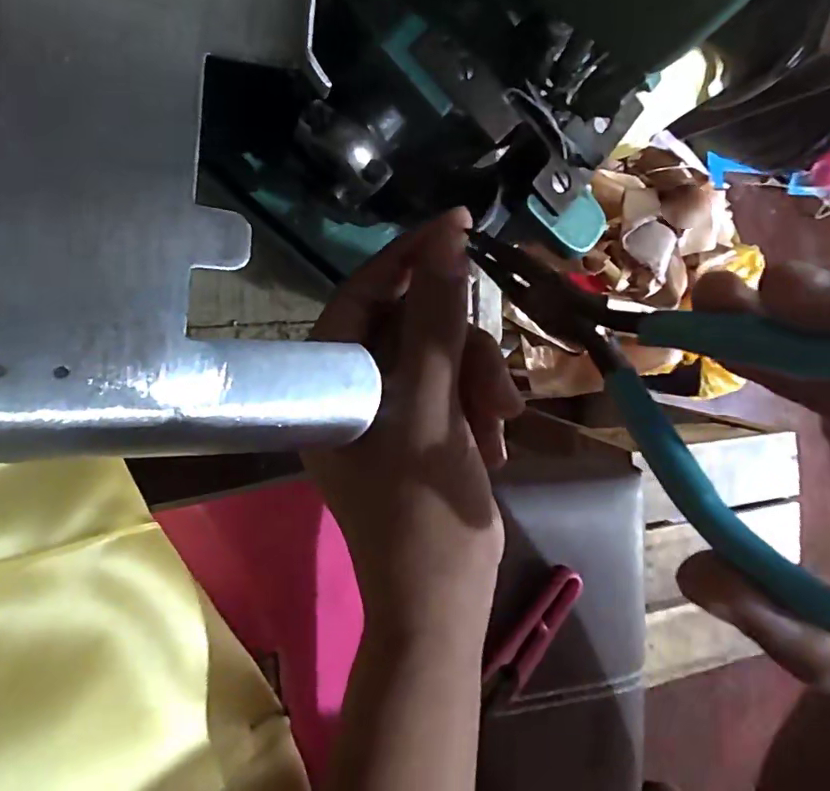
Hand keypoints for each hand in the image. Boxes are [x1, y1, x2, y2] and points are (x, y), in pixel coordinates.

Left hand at [306, 208, 523, 634]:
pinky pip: (456, 384)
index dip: (410, 256)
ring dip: (478, 382)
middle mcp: (352, 387)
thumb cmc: (422, 514)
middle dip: (462, 349)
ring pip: (443, 353)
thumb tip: (446, 242)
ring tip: (498, 425)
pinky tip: (493, 444)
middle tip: (495, 390)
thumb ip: (436, 322)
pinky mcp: (421, 424)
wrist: (445, 605)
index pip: (364, 292)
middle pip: (414, 324)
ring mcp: (389, 407)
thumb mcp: (431, 408)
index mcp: (331, 381)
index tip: (459, 223)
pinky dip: (479, 404)